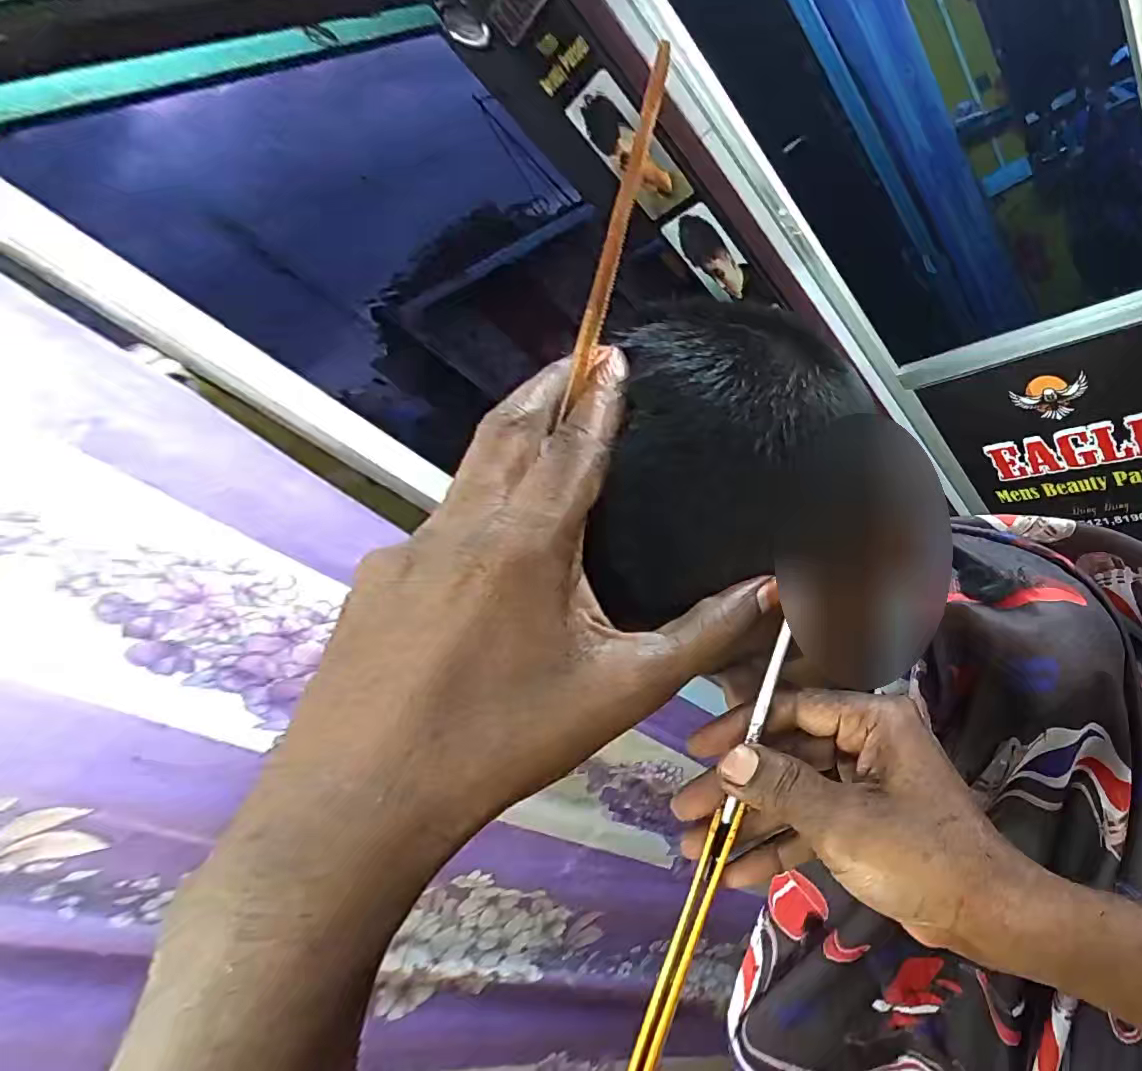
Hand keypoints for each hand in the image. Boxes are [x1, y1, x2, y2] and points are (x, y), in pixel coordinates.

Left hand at [272, 349, 775, 840]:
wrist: (354, 808)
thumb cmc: (506, 741)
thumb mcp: (628, 688)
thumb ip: (706, 633)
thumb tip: (768, 589)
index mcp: (525, 547)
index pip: (570, 450)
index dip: (598, 400)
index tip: (612, 353)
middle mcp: (460, 533)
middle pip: (506, 435)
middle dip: (545, 387)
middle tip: (579, 356)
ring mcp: (405, 554)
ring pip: (469, 474)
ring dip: (514, 436)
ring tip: (552, 421)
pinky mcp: (377, 584)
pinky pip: (443, 522)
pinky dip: (484, 498)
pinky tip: (503, 536)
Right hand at [676, 690, 1041, 957]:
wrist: (977, 907)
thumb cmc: (916, 852)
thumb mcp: (843, 820)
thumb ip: (785, 787)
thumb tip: (730, 757)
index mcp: (876, 720)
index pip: (799, 708)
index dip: (745, 727)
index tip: (697, 749)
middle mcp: (871, 741)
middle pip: (793, 752)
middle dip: (740, 786)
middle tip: (683, 809)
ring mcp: (868, 781)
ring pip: (799, 791)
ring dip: (752, 820)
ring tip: (695, 847)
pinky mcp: (866, 818)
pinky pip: (816, 821)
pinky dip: (782, 844)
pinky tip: (736, 872)